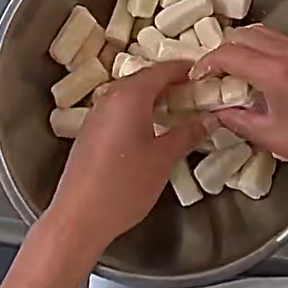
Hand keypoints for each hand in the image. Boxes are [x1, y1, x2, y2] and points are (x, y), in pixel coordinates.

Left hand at [46, 60, 206, 253]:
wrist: (79, 218)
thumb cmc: (124, 186)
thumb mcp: (163, 158)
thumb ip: (187, 133)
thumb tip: (208, 119)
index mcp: (130, 96)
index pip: (161, 70)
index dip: (185, 69)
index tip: (205, 73)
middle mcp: (110, 98)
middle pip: (145, 79)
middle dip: (171, 82)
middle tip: (196, 91)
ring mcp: (97, 114)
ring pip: (131, 94)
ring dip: (155, 97)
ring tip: (180, 108)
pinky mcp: (91, 131)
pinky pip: (120, 109)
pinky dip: (139, 110)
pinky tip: (153, 127)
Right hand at [191, 25, 287, 181]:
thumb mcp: (275, 138)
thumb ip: (239, 121)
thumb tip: (216, 110)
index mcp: (275, 71)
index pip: (228, 53)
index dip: (206, 63)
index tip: (198, 79)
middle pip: (243, 35)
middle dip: (222, 51)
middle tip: (215, 75)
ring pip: (263, 33)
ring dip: (243, 47)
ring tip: (237, 73)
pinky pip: (281, 40)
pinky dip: (263, 49)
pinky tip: (265, 74)